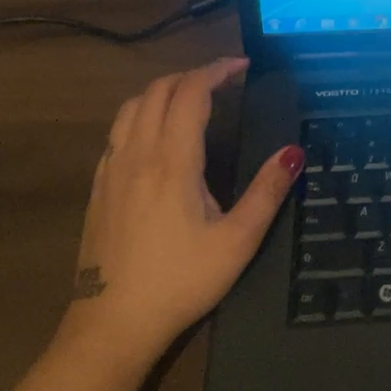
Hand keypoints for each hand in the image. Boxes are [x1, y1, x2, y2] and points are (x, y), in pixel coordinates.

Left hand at [53, 57, 301, 369]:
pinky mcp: (98, 187)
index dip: (217, 70)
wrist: (111, 324)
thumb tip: (293, 152)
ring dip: (162, 90)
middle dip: (192, 75)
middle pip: (158, 89)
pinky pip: (116, 132)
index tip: (242, 65)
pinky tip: (156, 137)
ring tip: (190, 100)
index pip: (191, 92)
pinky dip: (139, 115)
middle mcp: (138, 154)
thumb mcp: (237, 242)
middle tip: (224, 82)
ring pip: (131, 106)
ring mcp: (111, 169)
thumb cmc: (180, 281)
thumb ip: (267, 192)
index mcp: (172, 161)